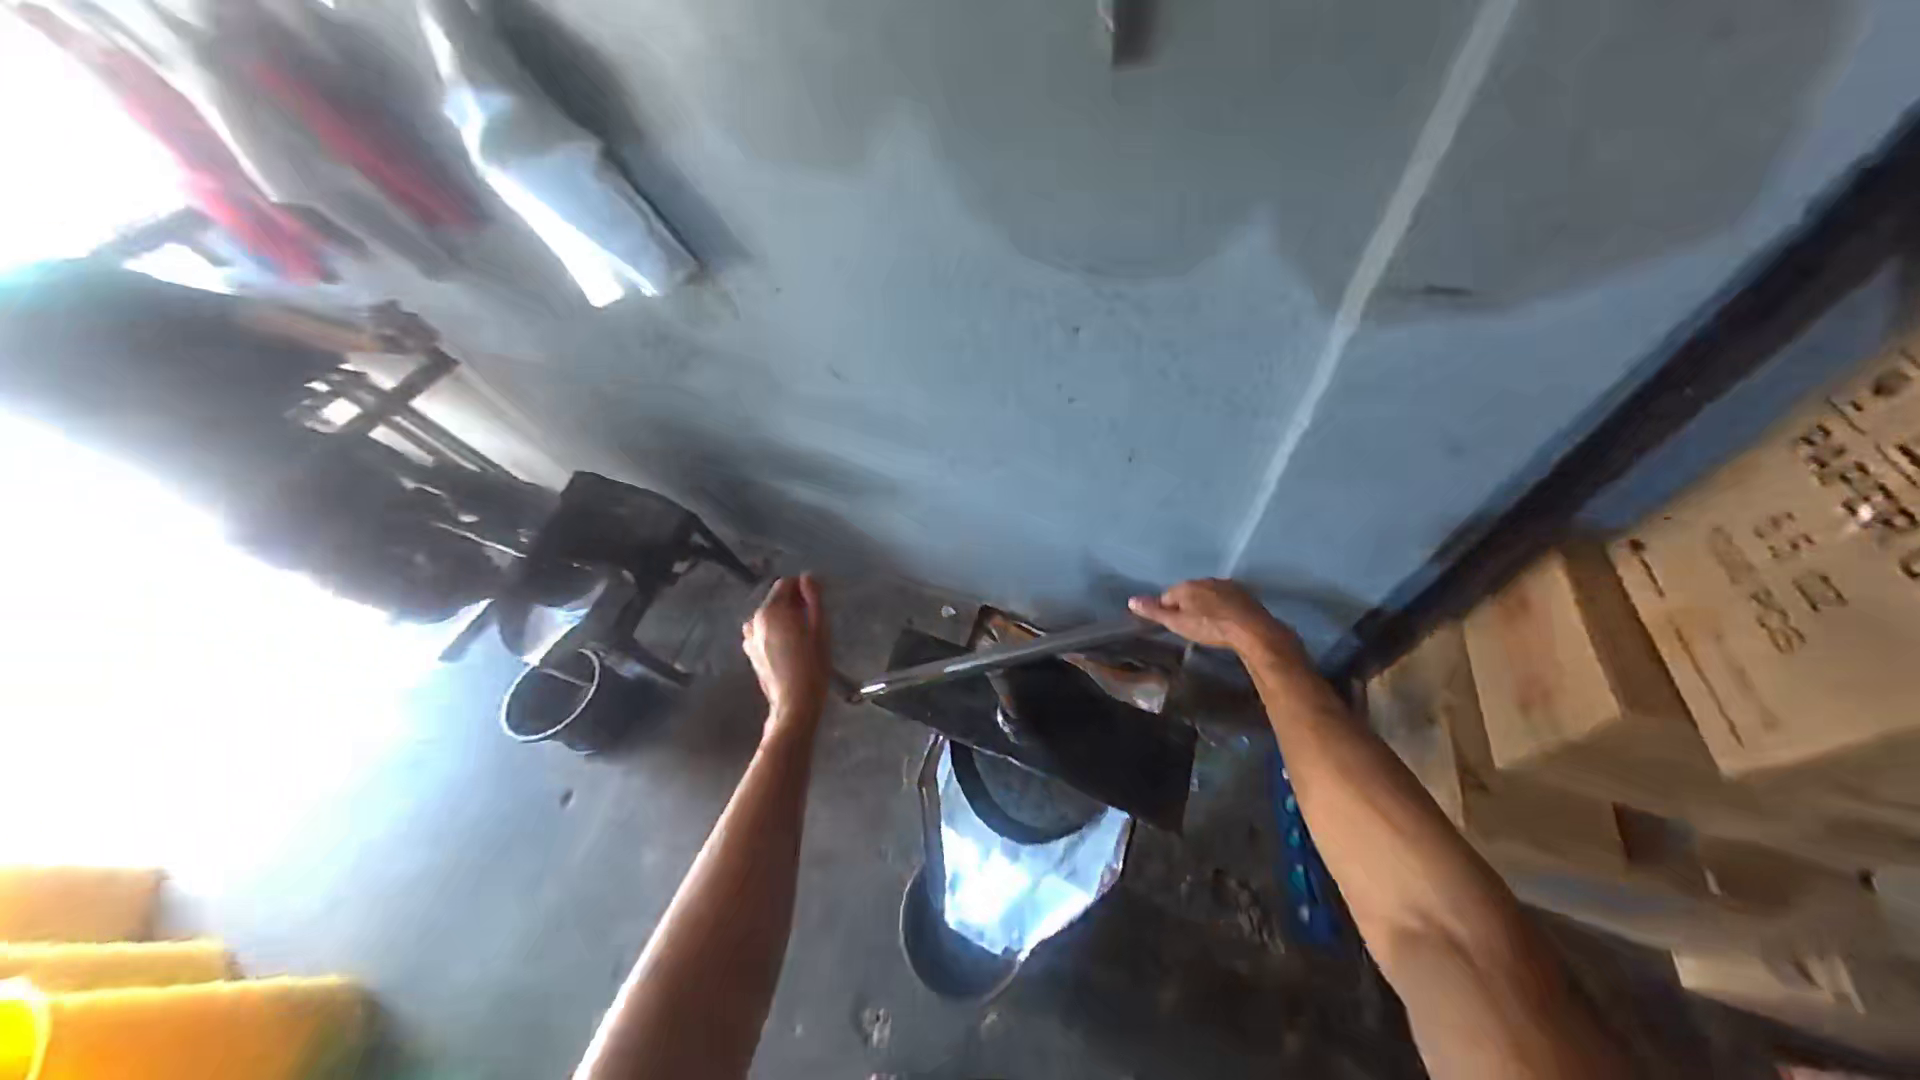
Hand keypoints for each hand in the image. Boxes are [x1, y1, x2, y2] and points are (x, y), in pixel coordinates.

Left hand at [742, 574, 831, 730]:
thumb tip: (808, 577)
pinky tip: (790, 650)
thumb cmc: (813, 666)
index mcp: (772, 611)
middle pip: (777, 599)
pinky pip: (765, 631)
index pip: (786, 583)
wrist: (794, 704)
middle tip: (814, 623)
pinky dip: (777, 632)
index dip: (804, 588)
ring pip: (771, 615)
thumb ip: (814, 598)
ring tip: (803, 638)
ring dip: (786, 619)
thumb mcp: (821, 628)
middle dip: (795, 604)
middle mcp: (755, 620)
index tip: (818, 603)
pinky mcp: (750, 651)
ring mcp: (749, 637)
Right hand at [1128, 578, 1302, 658]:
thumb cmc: (1209, 627)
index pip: (1166, 596)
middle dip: (1187, 606)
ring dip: (1205, 605)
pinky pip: (1224, 598)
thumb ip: (1154, 611)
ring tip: (1210, 624)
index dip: (1168, 611)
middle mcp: (1203, 580)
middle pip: (1187, 593)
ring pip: (1207, 594)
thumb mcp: (1177, 623)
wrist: (1251, 629)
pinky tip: (1226, 620)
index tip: (1175, 626)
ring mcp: (1224, 584)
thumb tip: (1131, 600)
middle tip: (1192, 627)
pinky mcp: (1242, 592)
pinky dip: (1222, 606)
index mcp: (1185, 586)